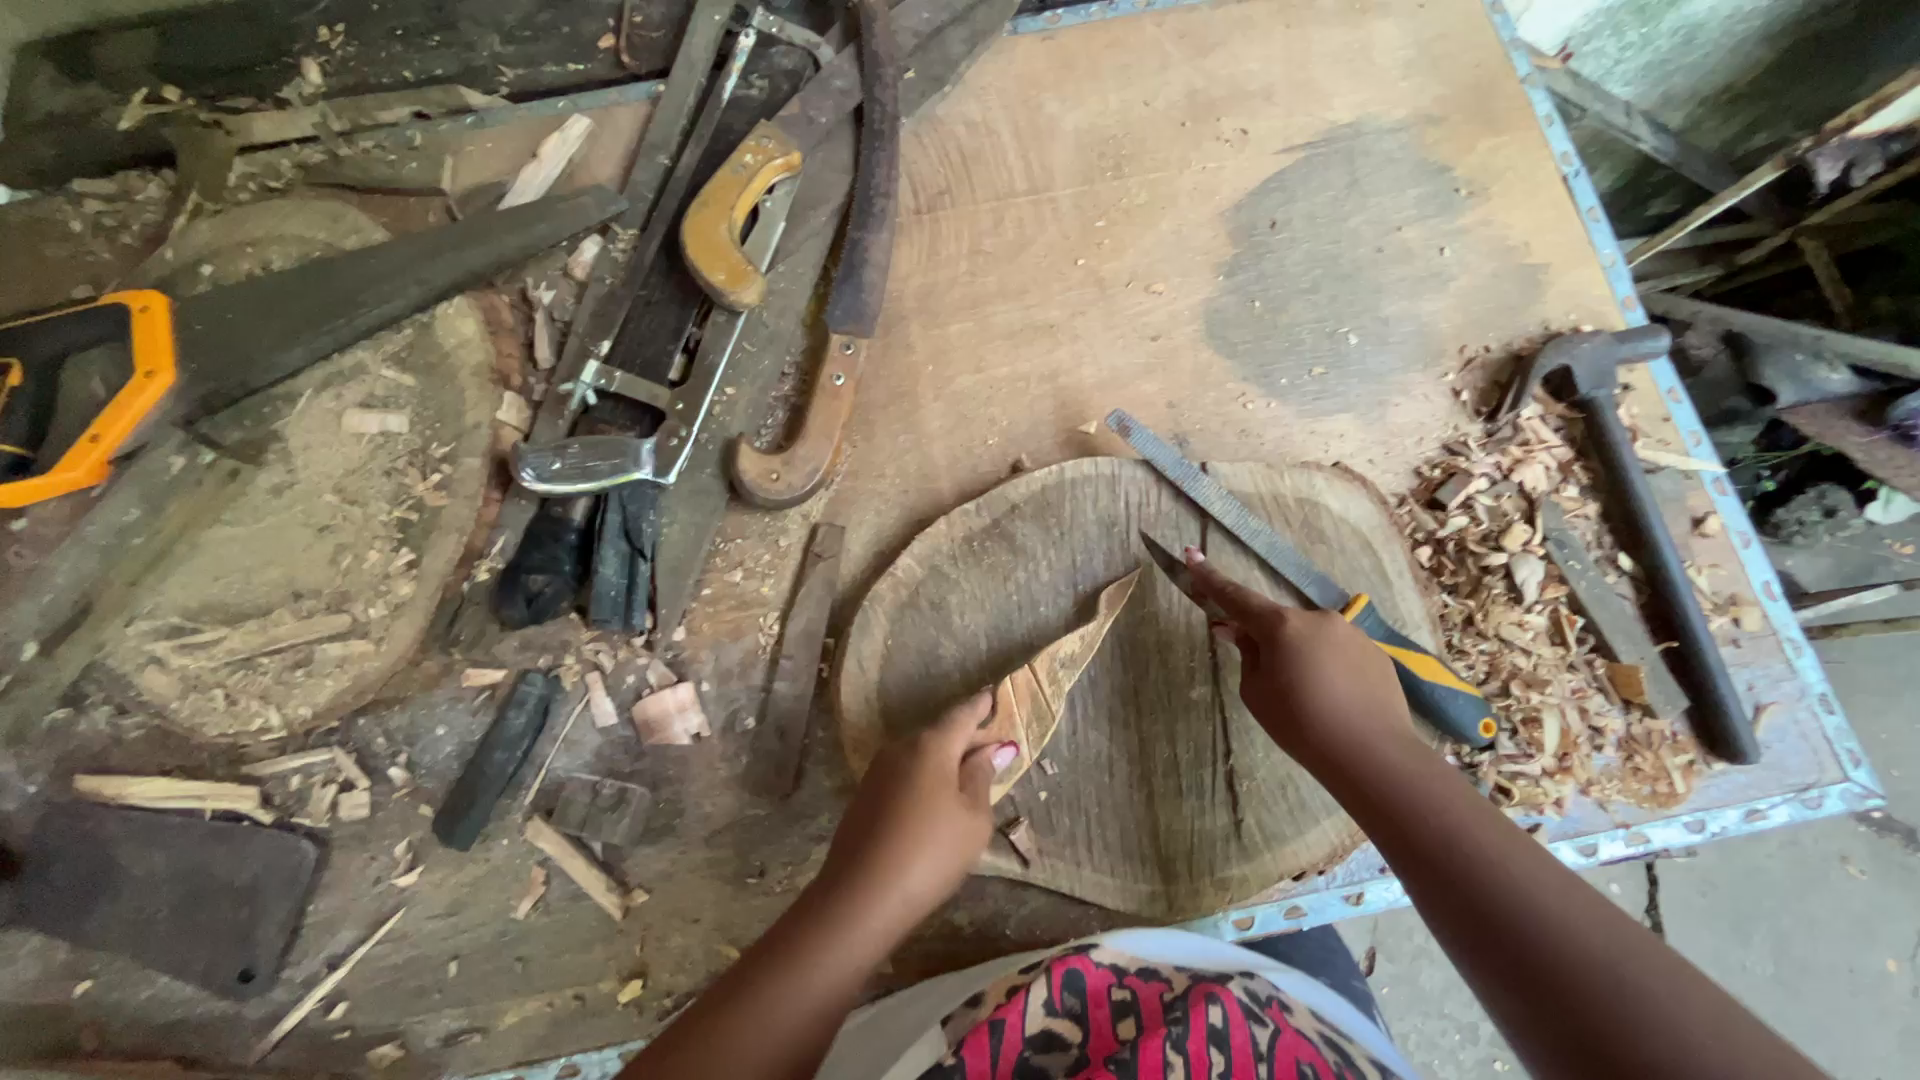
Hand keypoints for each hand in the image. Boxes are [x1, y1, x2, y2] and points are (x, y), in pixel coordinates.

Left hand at [815, 689, 1016, 935]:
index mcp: (931, 745)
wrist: (861, 896)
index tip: (992, 694)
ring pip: (921, 755)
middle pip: (941, 733)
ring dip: (946, 761)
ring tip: (970, 775)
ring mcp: (878, 771)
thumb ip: (982, 777)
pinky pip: (905, 774)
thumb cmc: (930, 853)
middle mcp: (901, 747)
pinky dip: (926, 777)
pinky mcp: (865, 795)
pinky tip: (938, 799)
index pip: (962, 715)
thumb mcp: (973, 818)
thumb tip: (989, 749)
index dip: (980, 706)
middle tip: (993, 746)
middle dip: (967, 738)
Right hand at [1184, 546, 1421, 769]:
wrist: (1372, 754)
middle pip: (1279, 624)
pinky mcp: (1375, 652)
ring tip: (1308, 700)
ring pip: (1311, 639)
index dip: (1210, 578)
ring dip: (1301, 657)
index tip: (1192, 554)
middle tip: (1265, 677)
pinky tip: (1335, 702)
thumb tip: (1239, 630)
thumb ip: (1247, 655)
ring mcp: (1351, 632)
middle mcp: (1317, 618)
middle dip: (1267, 641)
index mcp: (1281, 625)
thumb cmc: (1301, 724)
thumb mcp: (1256, 693)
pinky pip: (1339, 654)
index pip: (1236, 597)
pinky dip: (1329, 670)